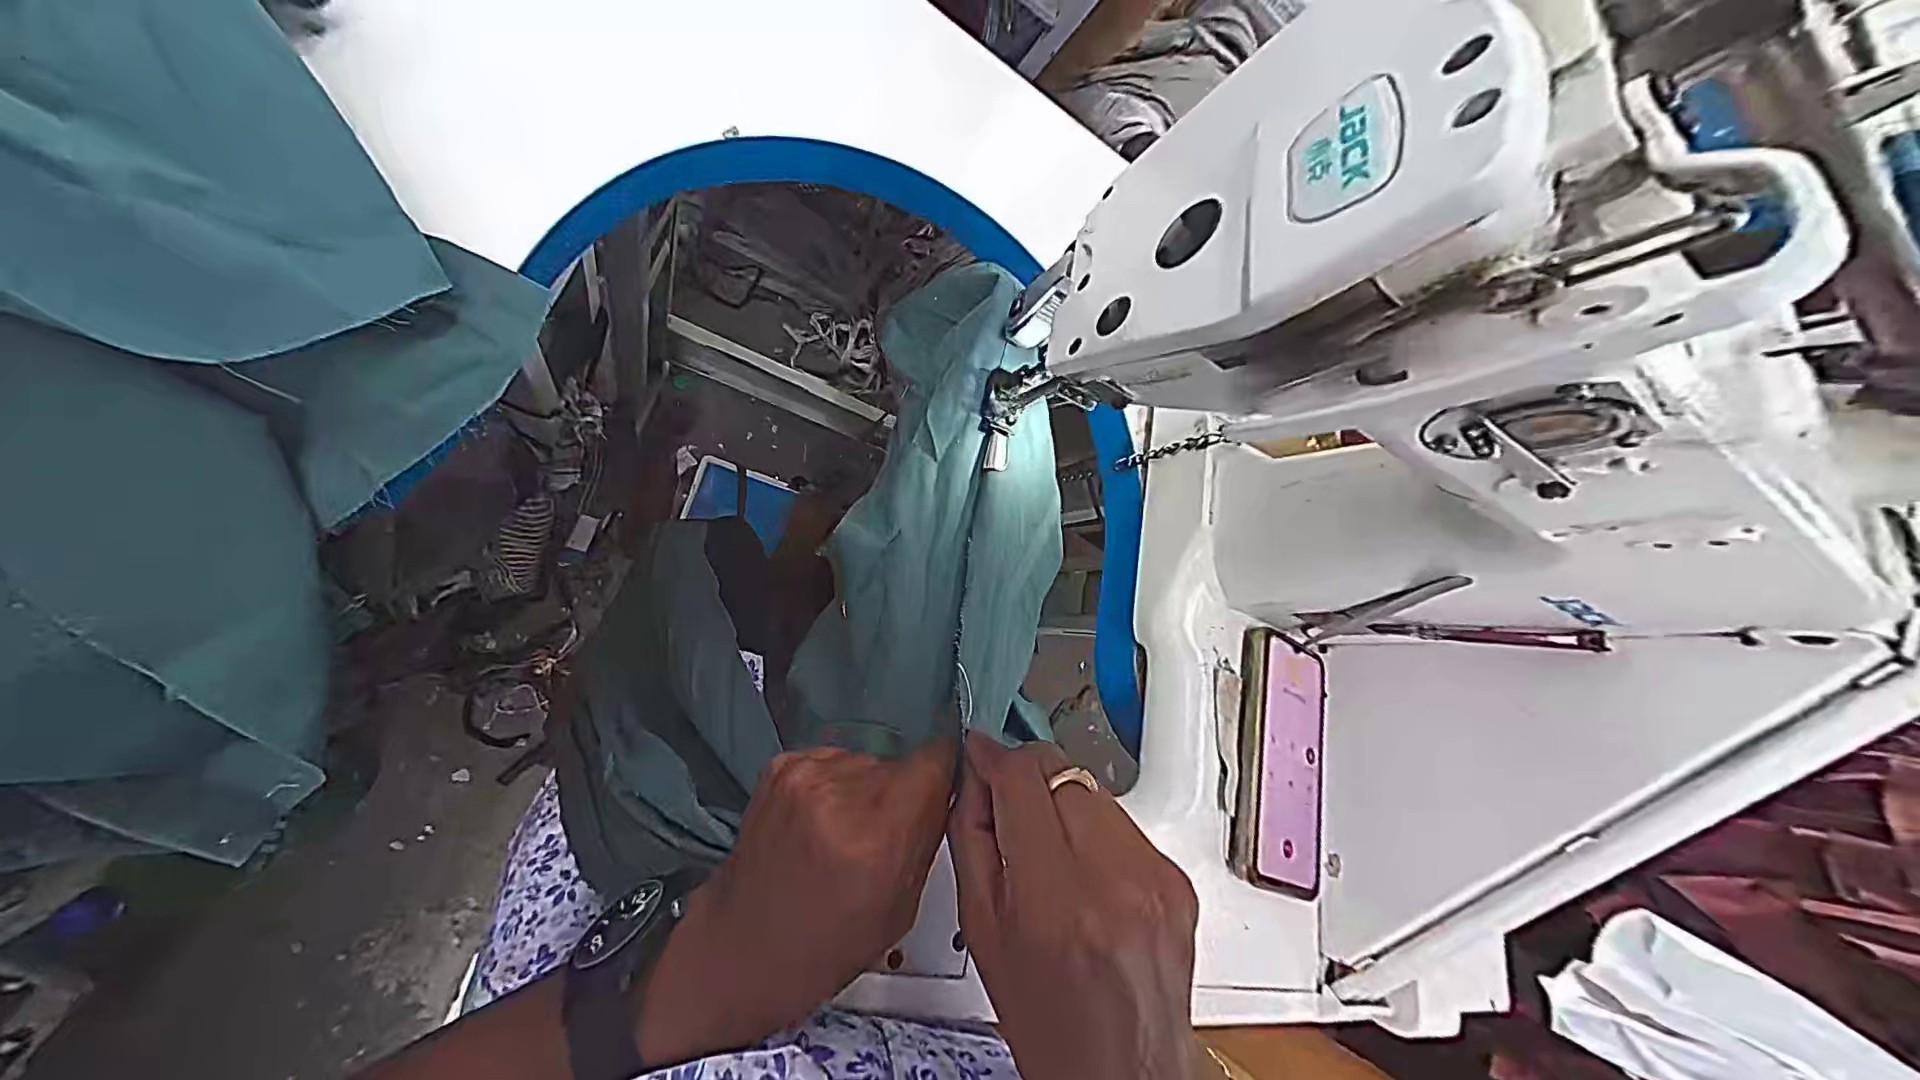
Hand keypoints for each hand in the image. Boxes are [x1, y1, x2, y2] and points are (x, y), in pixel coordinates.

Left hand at [637, 738, 955, 1064]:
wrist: (746, 944)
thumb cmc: (828, 938)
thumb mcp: (903, 903)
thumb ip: (927, 835)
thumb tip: (944, 785)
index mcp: (880, 835)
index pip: (935, 758)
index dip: (942, 770)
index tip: (939, 781)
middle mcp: (841, 795)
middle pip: (898, 764)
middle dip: (899, 790)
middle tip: (879, 831)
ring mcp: (806, 776)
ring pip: (864, 760)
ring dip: (863, 786)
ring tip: (841, 830)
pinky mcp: (781, 766)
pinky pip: (831, 760)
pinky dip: (832, 783)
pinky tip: (817, 820)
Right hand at [949, 737, 1199, 1079]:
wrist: (1124, 1071)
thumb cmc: (1046, 1016)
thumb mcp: (983, 927)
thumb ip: (971, 834)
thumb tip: (975, 773)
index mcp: (1055, 897)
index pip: (1023, 777)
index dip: (994, 755)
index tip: (979, 750)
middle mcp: (1114, 877)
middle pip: (1060, 767)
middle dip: (1025, 772)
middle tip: (1006, 797)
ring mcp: (1154, 875)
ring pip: (1091, 785)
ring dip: (1061, 796)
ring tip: (1048, 845)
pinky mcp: (1177, 877)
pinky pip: (1122, 818)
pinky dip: (1095, 826)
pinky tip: (1085, 868)